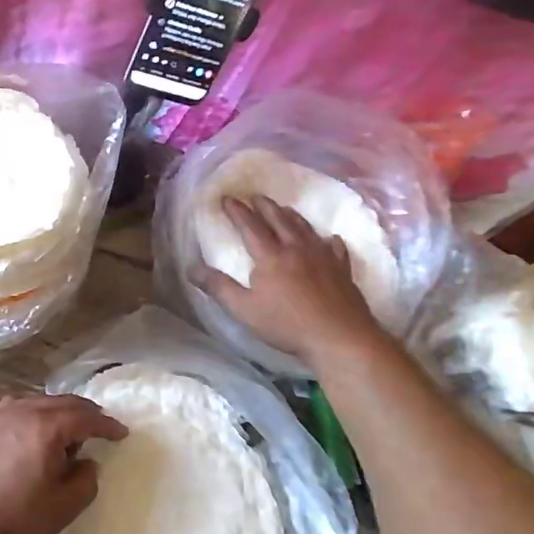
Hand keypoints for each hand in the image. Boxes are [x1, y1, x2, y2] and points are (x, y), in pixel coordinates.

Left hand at [0, 394, 127, 533]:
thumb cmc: (16, 513)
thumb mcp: (63, 506)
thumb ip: (86, 481)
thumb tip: (88, 463)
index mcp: (50, 426)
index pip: (88, 418)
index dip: (108, 425)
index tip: (122, 433)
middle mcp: (29, 410)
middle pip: (67, 403)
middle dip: (88, 414)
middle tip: (101, 427)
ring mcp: (5, 413)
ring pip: (44, 401)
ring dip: (63, 411)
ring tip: (70, 429)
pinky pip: (22, 405)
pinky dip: (38, 410)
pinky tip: (36, 425)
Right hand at [192, 195, 390, 366]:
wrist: (338, 337)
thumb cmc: (286, 324)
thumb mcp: (244, 309)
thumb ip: (218, 287)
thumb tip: (191, 268)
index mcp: (270, 256)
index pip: (250, 226)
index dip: (237, 211)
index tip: (227, 198)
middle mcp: (296, 248)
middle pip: (278, 219)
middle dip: (264, 206)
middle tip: (254, 196)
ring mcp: (322, 256)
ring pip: (304, 227)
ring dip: (291, 215)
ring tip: (283, 209)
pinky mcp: (342, 268)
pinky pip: (334, 247)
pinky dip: (328, 240)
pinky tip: (329, 239)